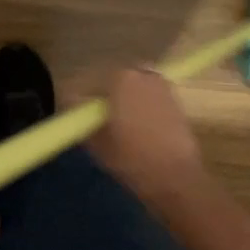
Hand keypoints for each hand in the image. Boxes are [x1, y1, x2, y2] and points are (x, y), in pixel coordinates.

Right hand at [92, 68, 209, 204]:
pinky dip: (143, 106)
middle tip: (100, 120)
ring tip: (122, 124)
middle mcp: (143, 73)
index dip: (83, 100)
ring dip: (127, 99)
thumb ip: (83, 120)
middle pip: (116, 80)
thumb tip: (73, 106)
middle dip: (107, 96)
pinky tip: (141, 127)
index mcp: (120, 78)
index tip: (80, 117)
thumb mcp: (97, 143)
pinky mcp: (176, 99)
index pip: (92, 82)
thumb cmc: (131, 158)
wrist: (175, 175)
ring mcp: (162, 85)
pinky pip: (151, 96)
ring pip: (135, 87)